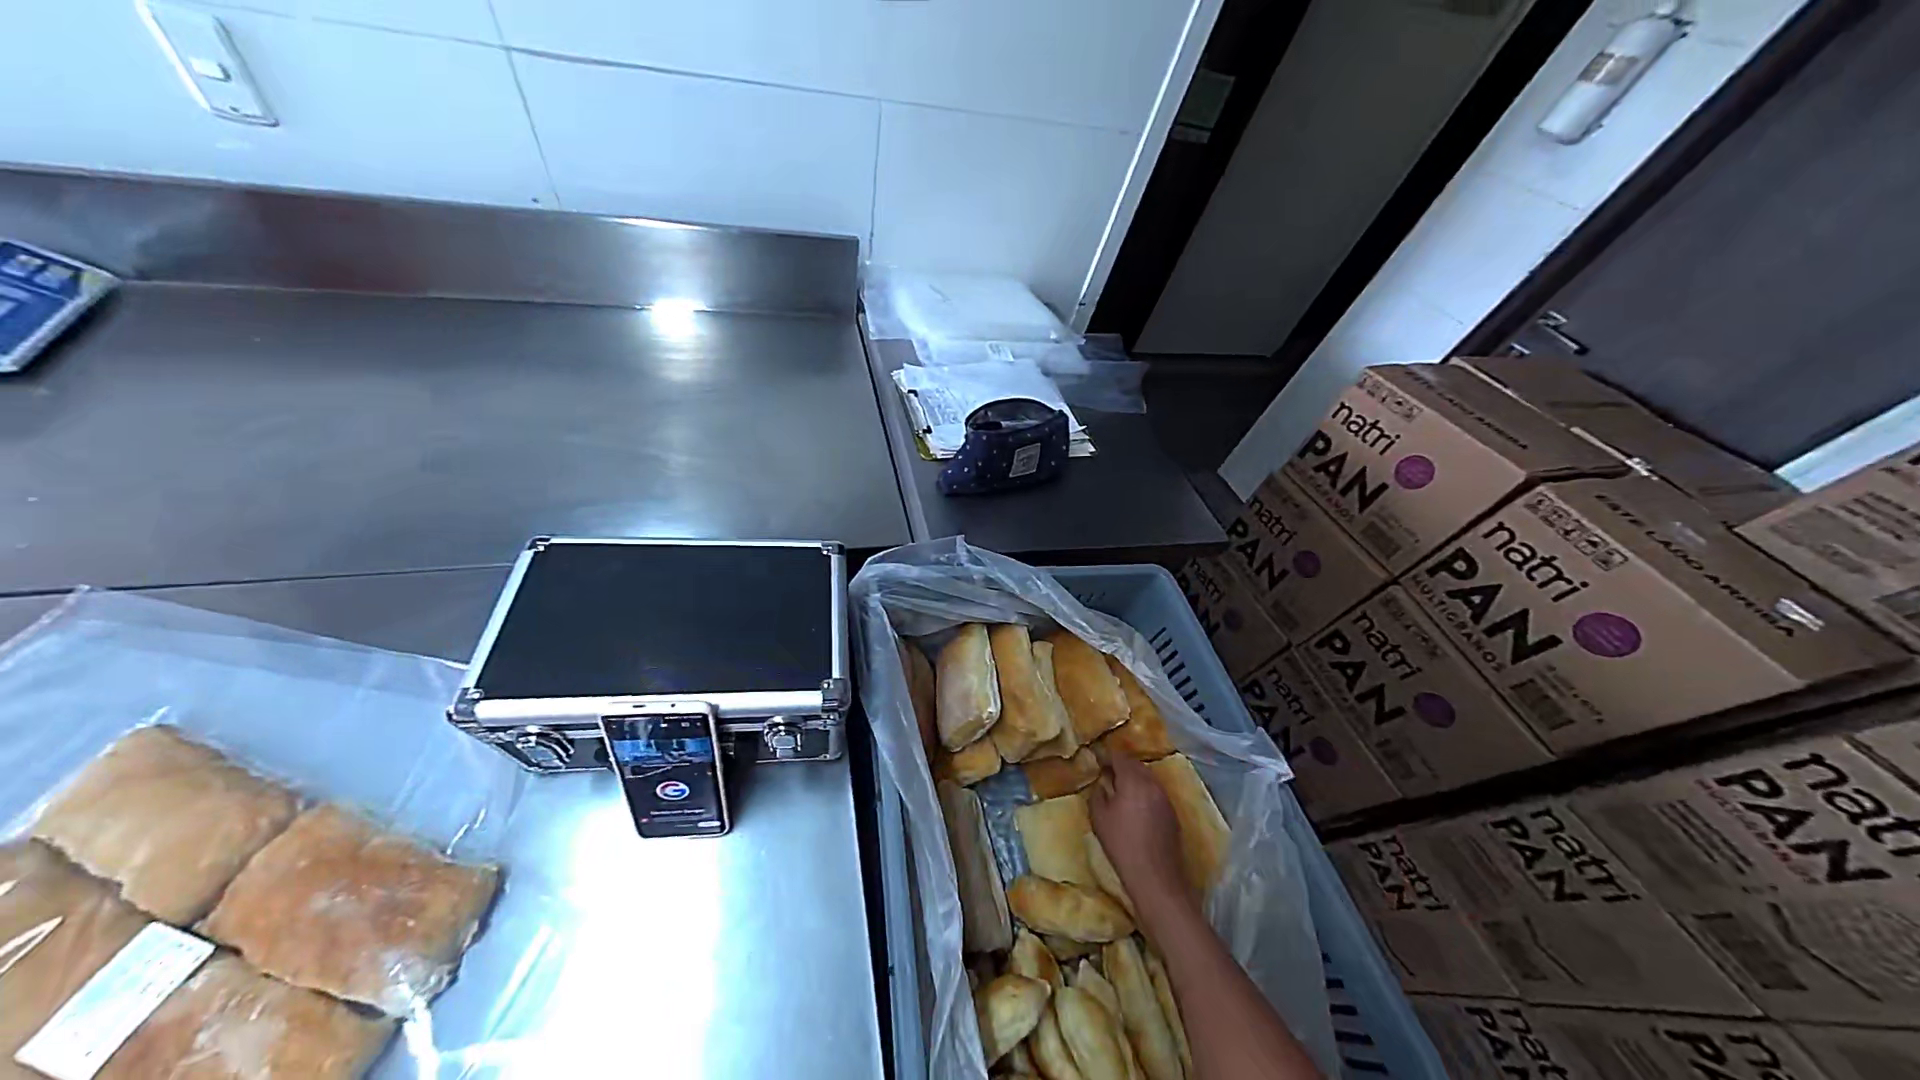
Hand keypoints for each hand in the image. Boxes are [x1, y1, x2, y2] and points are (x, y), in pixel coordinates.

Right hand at [1089, 752, 1189, 918]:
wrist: (1155, 876)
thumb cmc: (1122, 844)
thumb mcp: (1099, 818)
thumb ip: (1097, 794)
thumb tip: (1101, 784)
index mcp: (1134, 780)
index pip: (1120, 757)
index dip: (1107, 757)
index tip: (1097, 762)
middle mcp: (1153, 784)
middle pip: (1136, 765)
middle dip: (1122, 766)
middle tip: (1107, 775)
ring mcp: (1166, 798)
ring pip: (1148, 778)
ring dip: (1135, 779)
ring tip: (1121, 790)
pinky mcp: (1173, 813)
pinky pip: (1156, 792)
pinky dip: (1145, 792)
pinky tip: (1137, 806)